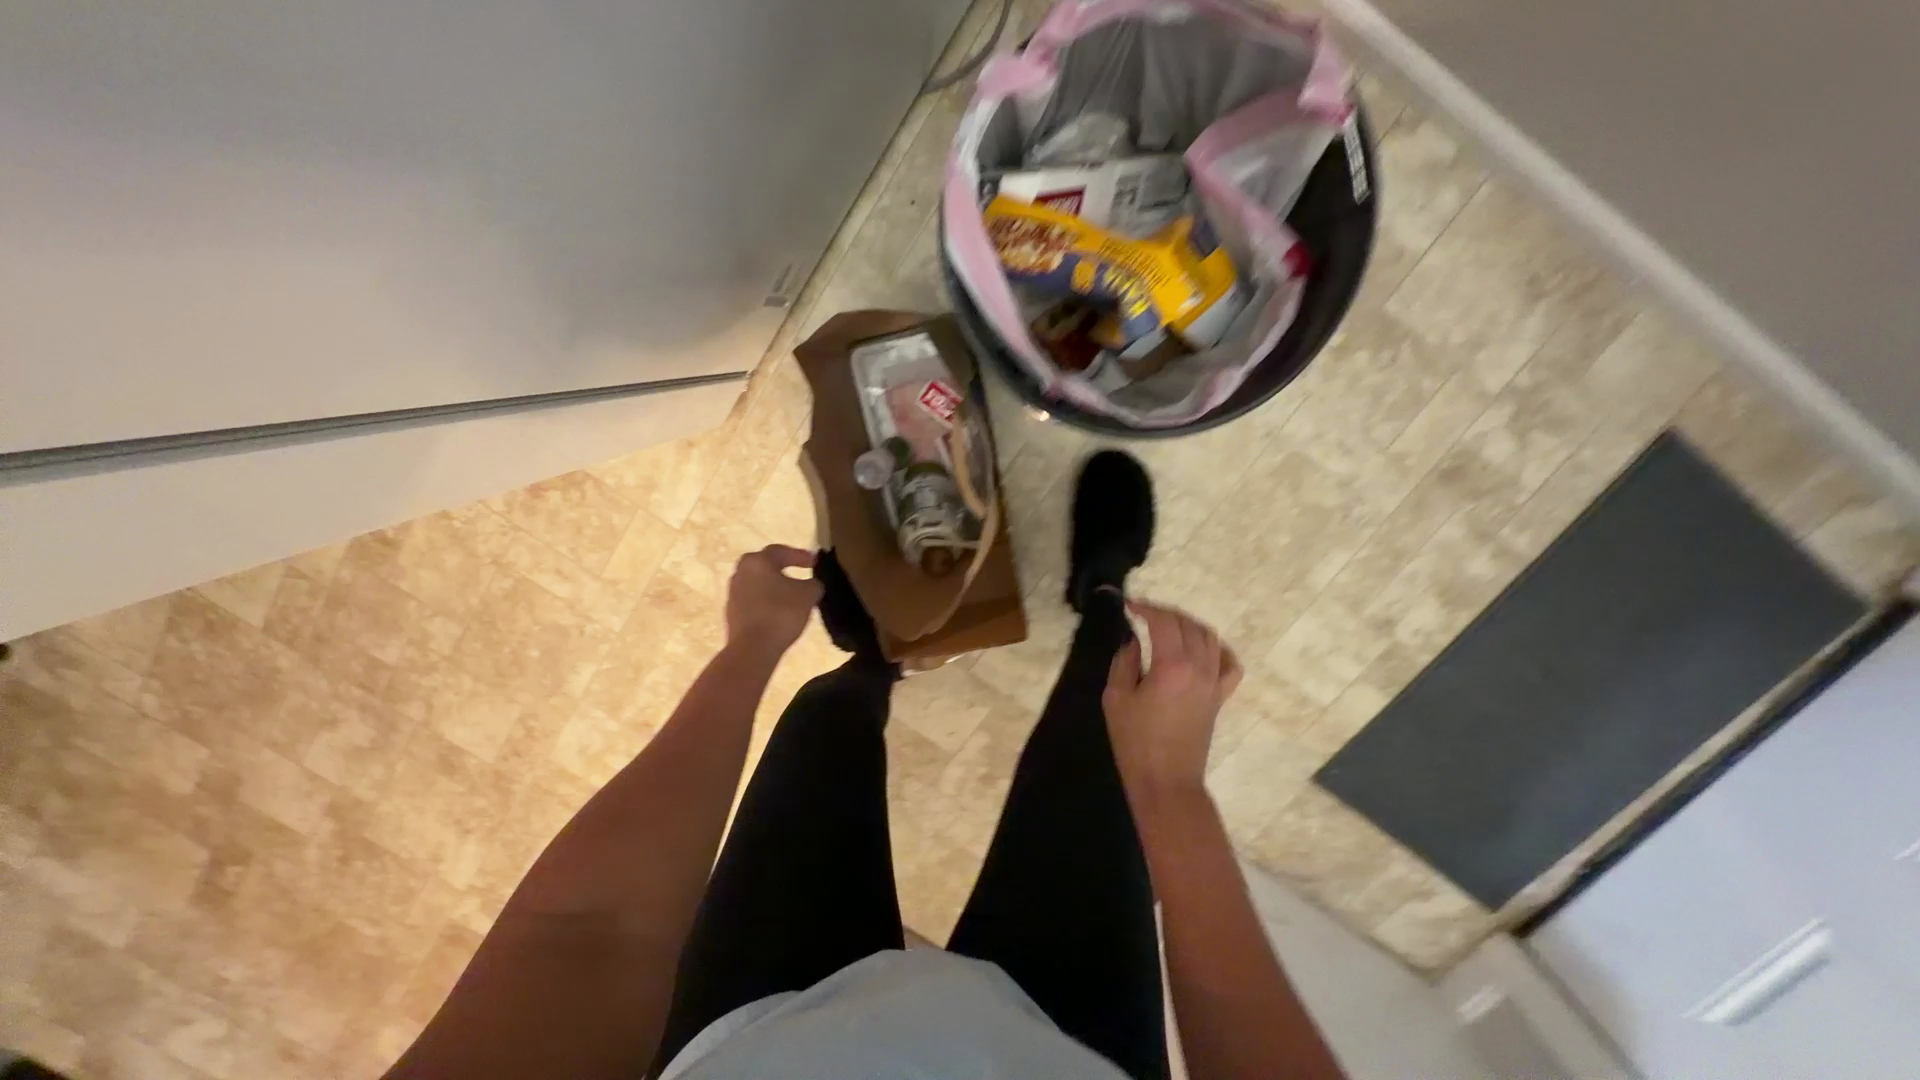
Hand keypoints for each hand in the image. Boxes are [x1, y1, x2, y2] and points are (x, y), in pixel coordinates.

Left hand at [725, 545, 822, 654]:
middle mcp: (741, 572)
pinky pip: (754, 601)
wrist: (753, 648)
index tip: (815, 562)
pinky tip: (780, 612)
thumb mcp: (808, 595)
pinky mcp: (732, 613)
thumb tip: (812, 584)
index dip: (800, 555)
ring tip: (792, 596)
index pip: (781, 551)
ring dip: (775, 587)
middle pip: (765, 565)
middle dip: (783, 569)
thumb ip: (814, 584)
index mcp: (757, 561)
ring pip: (758, 583)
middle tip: (800, 574)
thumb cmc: (781, 613)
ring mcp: (733, 593)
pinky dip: (767, 602)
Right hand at [1103, 600, 1242, 800]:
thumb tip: (1132, 640)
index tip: (1129, 606)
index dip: (1146, 608)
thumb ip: (1124, 661)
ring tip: (1168, 627)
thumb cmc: (1135, 743)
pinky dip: (1218, 650)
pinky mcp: (1219, 698)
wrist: (1166, 782)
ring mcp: (1214, 683)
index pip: (1164, 622)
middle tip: (1143, 614)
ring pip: (1210, 638)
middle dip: (1165, 613)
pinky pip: (1230, 665)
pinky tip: (1203, 649)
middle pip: (1188, 625)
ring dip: (1188, 625)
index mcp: (1173, 666)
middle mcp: (1199, 668)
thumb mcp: (1116, 698)